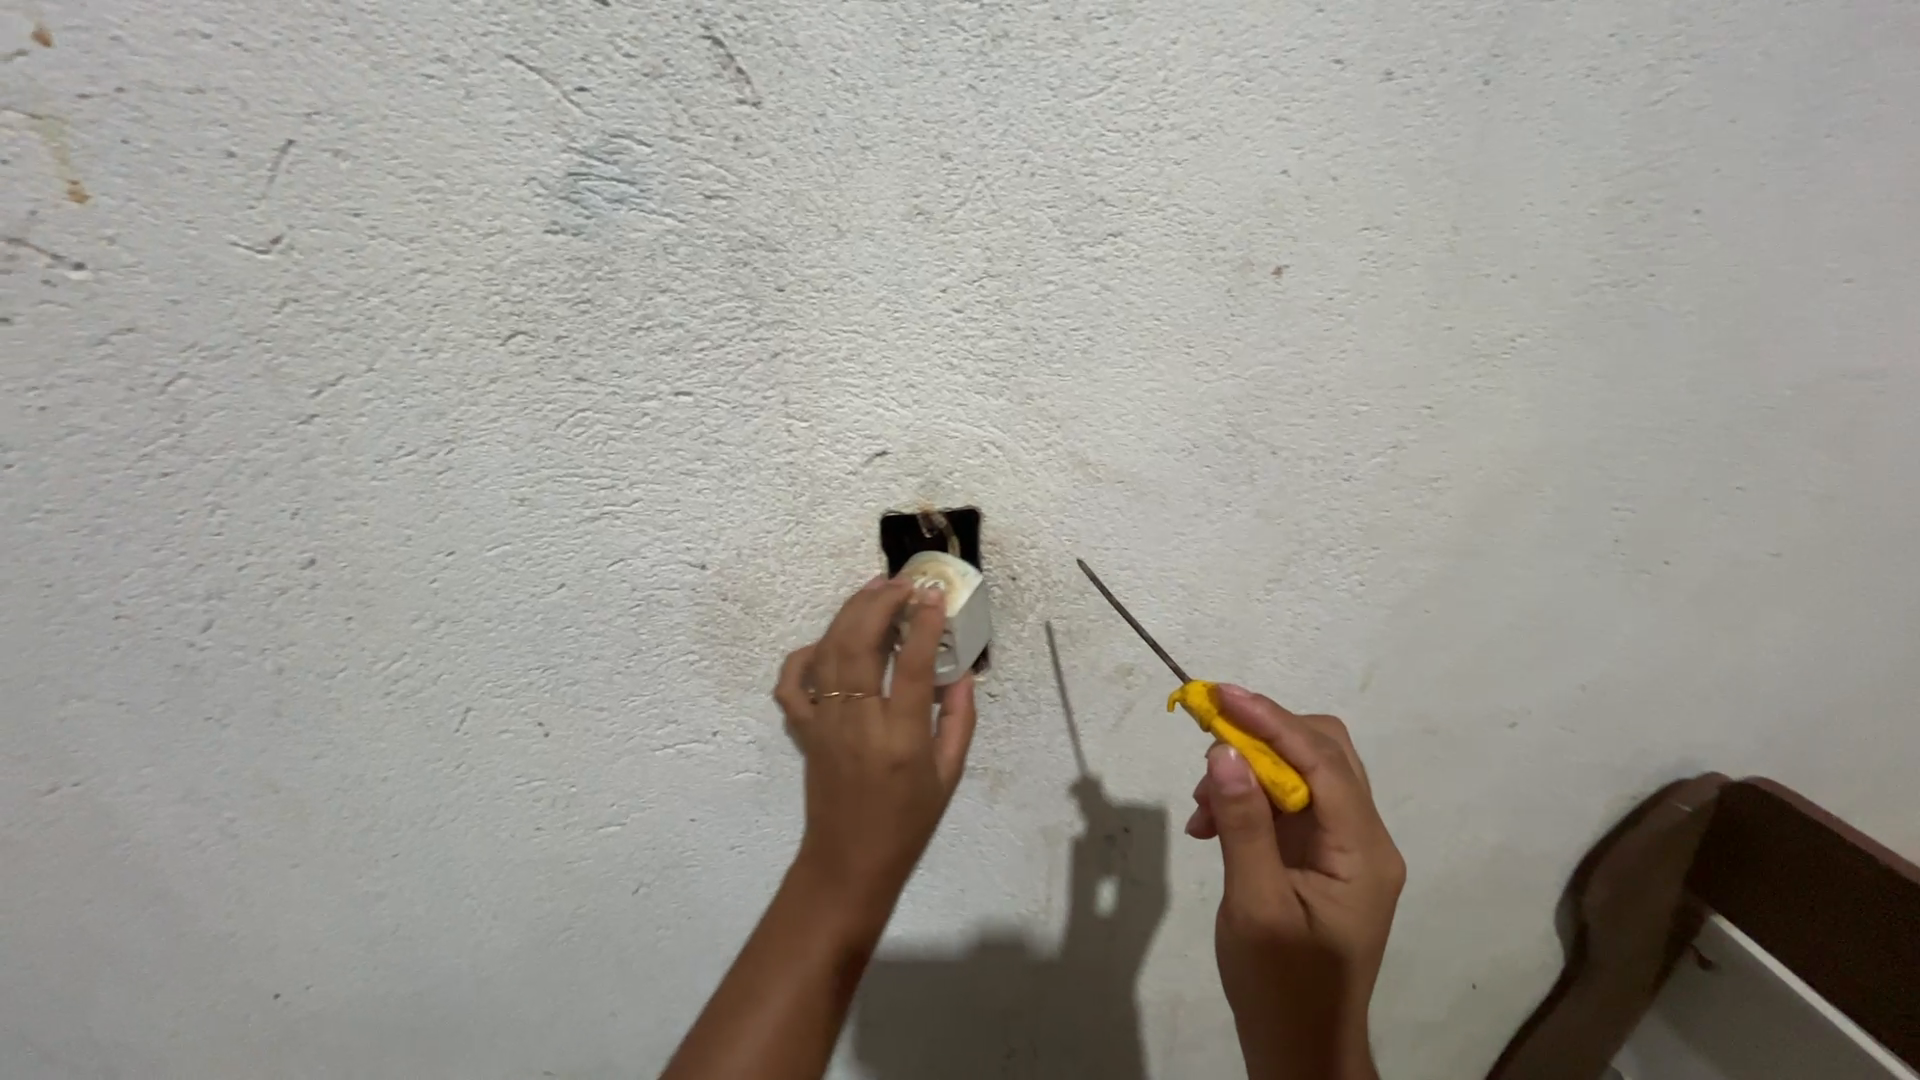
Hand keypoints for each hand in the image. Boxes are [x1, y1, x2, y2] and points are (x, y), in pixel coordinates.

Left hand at [773, 575, 978, 919]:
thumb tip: (963, 671)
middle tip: (902, 583)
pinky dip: (805, 654)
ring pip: (828, 652)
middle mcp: (859, 723)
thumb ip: (959, 720)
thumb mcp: (948, 775)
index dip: (924, 623)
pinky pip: (793, 683)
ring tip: (873, 590)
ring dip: (850, 613)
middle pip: (860, 644)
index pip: (913, 664)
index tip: (934, 594)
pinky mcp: (804, 730)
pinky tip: (828, 641)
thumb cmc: (907, 823)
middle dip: (880, 603)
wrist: (848, 863)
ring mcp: (824, 724)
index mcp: (901, 738)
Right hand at [1186, 685, 1403, 1079]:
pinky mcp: (1321, 857)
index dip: (1271, 721)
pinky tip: (1211, 826)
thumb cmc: (1279, 985)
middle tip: (1209, 735)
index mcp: (1362, 852)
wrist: (1301, 1048)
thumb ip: (1244, 824)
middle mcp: (1364, 839)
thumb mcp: (1254, 906)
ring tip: (1202, 804)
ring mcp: (1344, 847)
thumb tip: (1224, 752)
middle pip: (1324, 753)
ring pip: (1303, 772)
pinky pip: (1288, 802)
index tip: (1221, 695)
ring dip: (1251, 768)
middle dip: (1264, 735)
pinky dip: (1249, 798)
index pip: (1322, 762)